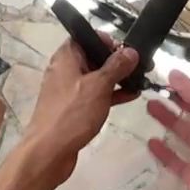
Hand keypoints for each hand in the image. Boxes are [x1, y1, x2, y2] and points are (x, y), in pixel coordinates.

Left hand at [20, 39, 139, 185]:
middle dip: (117, 61)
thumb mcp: (99, 86)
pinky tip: (130, 96)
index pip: (86, 37)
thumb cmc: (72, 113)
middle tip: (140, 66)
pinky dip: (111, 94)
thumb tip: (131, 51)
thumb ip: (116, 67)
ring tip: (140, 81)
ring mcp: (69, 91)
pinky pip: (95, 95)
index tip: (126, 50)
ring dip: (117, 79)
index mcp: (66, 58)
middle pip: (93, 58)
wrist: (49, 151)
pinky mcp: (74, 108)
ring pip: (96, 78)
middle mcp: (65, 70)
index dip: (106, 40)